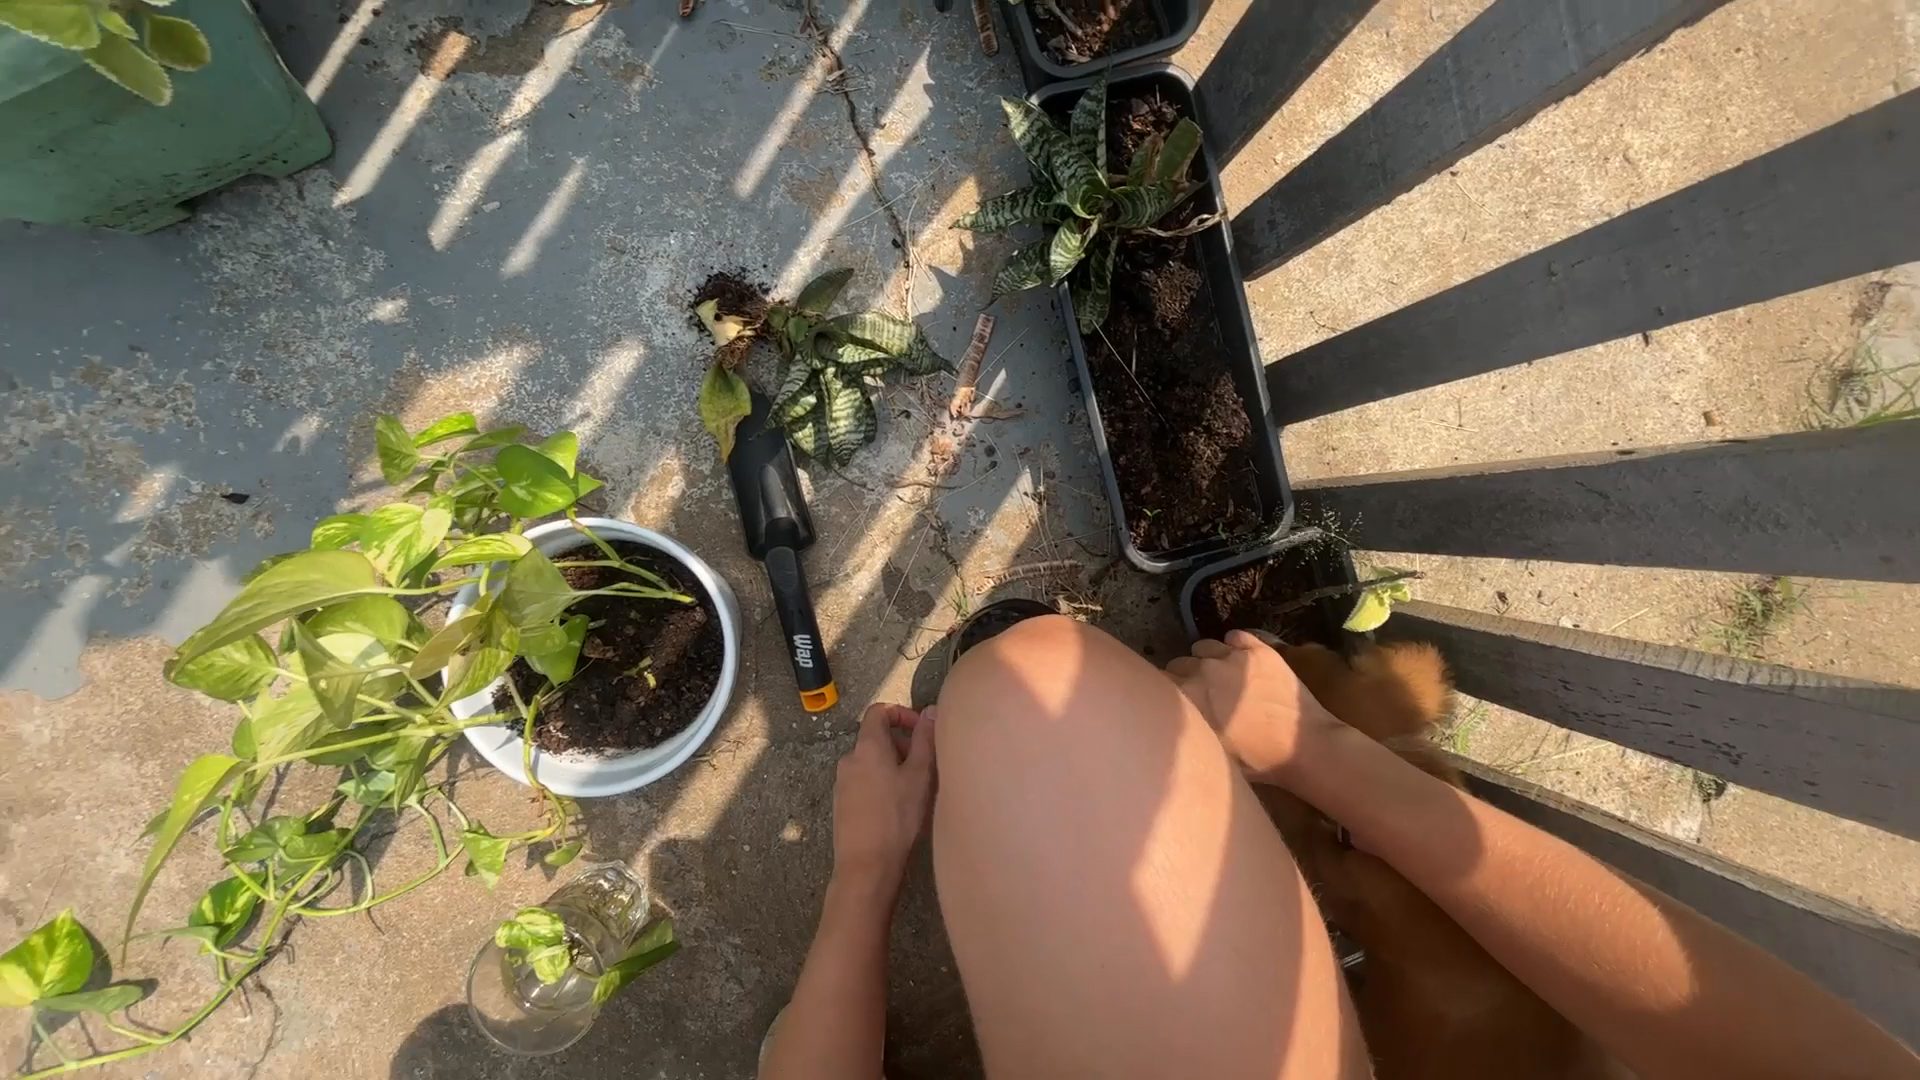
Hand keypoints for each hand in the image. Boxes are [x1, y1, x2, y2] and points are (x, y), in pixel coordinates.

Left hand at [830, 704, 935, 897]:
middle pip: (876, 737)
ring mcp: (842, 782)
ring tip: (914, 789)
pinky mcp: (841, 803)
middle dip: (902, 744)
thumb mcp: (919, 775)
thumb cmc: (897, 816)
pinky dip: (881, 783)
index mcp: (867, 746)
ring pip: (871, 761)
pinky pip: (864, 781)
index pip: (879, 711)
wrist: (866, 865)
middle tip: (924, 766)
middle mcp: (849, 758)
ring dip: (893, 766)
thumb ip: (925, 739)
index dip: (901, 713)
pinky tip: (897, 807)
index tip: (921, 731)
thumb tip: (929, 710)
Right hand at [1165, 630, 1342, 784]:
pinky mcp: (1259, 649)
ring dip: (1208, 658)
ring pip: (1205, 646)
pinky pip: (1235, 636)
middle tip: (1201, 692)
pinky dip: (1234, 645)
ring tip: (1221, 675)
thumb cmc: (1256, 760)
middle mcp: (1204, 669)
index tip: (1177, 699)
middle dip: (1186, 675)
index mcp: (1189, 695)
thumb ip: (1186, 723)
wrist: (1306, 748)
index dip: (1168, 690)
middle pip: (1180, 662)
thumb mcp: (1210, 748)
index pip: (1160, 680)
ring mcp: (1233, 656)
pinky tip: (1241, 659)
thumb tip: (1172, 713)